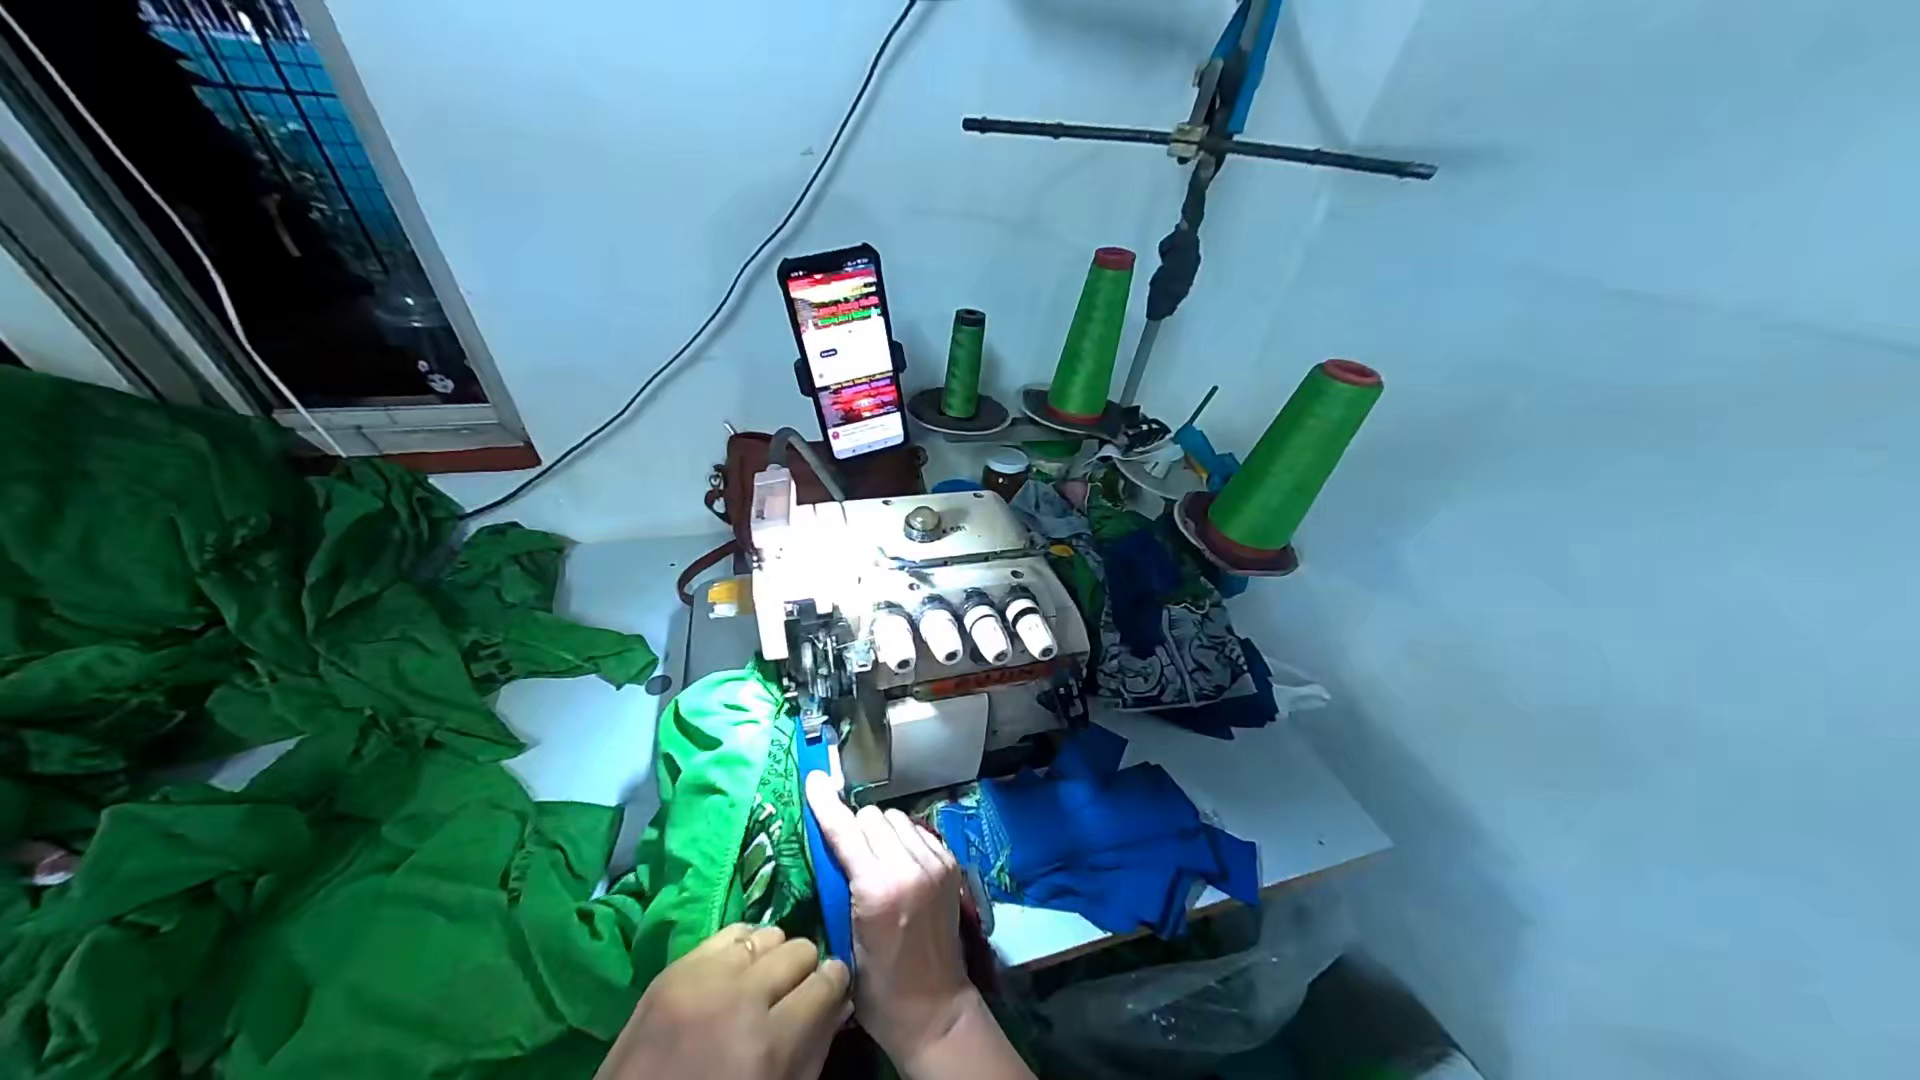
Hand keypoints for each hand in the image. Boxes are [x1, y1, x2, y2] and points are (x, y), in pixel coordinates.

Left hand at [594, 923, 849, 1079]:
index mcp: (768, 1043)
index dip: (834, 983)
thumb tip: (837, 1002)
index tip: (831, 990)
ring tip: (760, 983)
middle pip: (799, 948)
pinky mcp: (673, 968)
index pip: (826, 981)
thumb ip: (814, 1048)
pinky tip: (734, 974)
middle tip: (792, 993)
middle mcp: (739, 997)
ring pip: (767, 932)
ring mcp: (702, 976)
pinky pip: (728, 932)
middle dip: (804, 970)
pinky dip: (739, 950)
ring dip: (770, 957)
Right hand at [804, 771, 975, 1066]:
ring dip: (880, 831)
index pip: (846, 830)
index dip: (826, 804)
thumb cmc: (878, 984)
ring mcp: (935, 863)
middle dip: (854, 828)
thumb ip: (839, 885)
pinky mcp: (950, 864)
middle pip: (871, 816)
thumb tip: (828, 844)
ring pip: (896, 818)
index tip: (815, 780)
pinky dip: (903, 839)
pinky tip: (898, 862)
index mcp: (877, 889)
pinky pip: (918, 831)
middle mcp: (910, 867)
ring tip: (874, 858)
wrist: (934, 1007)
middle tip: (848, 853)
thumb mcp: (845, 937)